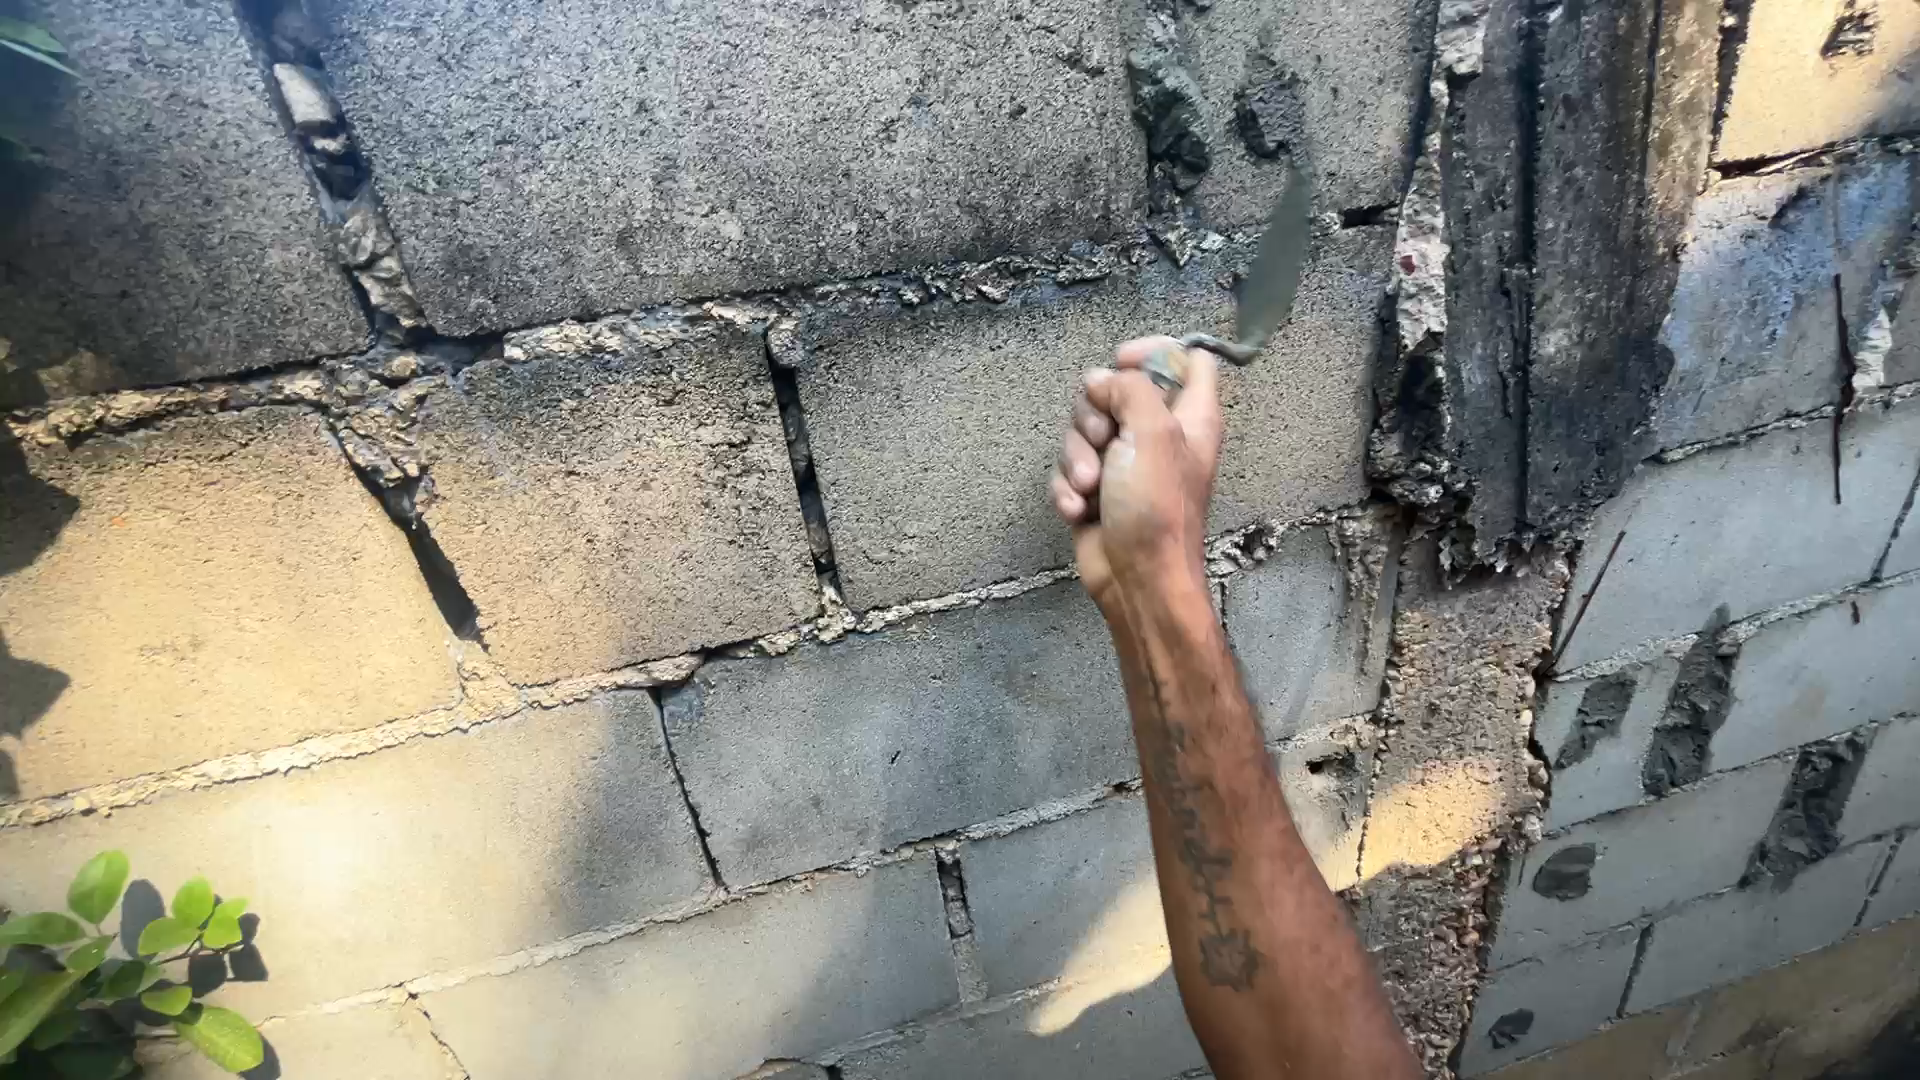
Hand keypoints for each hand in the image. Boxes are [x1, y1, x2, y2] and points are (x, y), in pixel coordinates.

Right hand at [1050, 337, 1222, 613]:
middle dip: (1093, 414)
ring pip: (1082, 432)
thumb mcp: (1153, 434)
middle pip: (1114, 391)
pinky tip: (1079, 511)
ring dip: (1076, 459)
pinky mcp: (1094, 491)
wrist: (1136, 579)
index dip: (1153, 351)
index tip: (1122, 361)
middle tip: (1102, 439)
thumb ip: (1130, 390)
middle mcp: (1157, 434)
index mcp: (1189, 416)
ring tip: (1089, 488)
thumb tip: (1100, 380)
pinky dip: (1068, 489)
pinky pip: (1069, 470)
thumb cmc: (1156, 507)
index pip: (1186, 358)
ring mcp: (1122, 463)